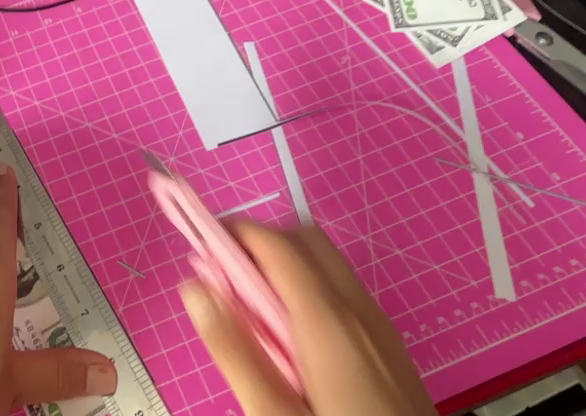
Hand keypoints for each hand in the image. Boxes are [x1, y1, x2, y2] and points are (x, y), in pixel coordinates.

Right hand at [182, 222, 433, 415]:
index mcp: (328, 321)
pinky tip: (296, 343)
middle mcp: (360, 311)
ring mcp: (382, 329)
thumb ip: (234, 350)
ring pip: (328, 265)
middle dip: (261, 246)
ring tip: (256, 316)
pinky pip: (346, 294)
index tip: (202, 252)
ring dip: (286, 268)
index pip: (275, 243)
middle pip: (305, 240)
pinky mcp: (392, 350)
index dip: (233, 234)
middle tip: (227, 283)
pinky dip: (311, 291)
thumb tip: (194, 287)